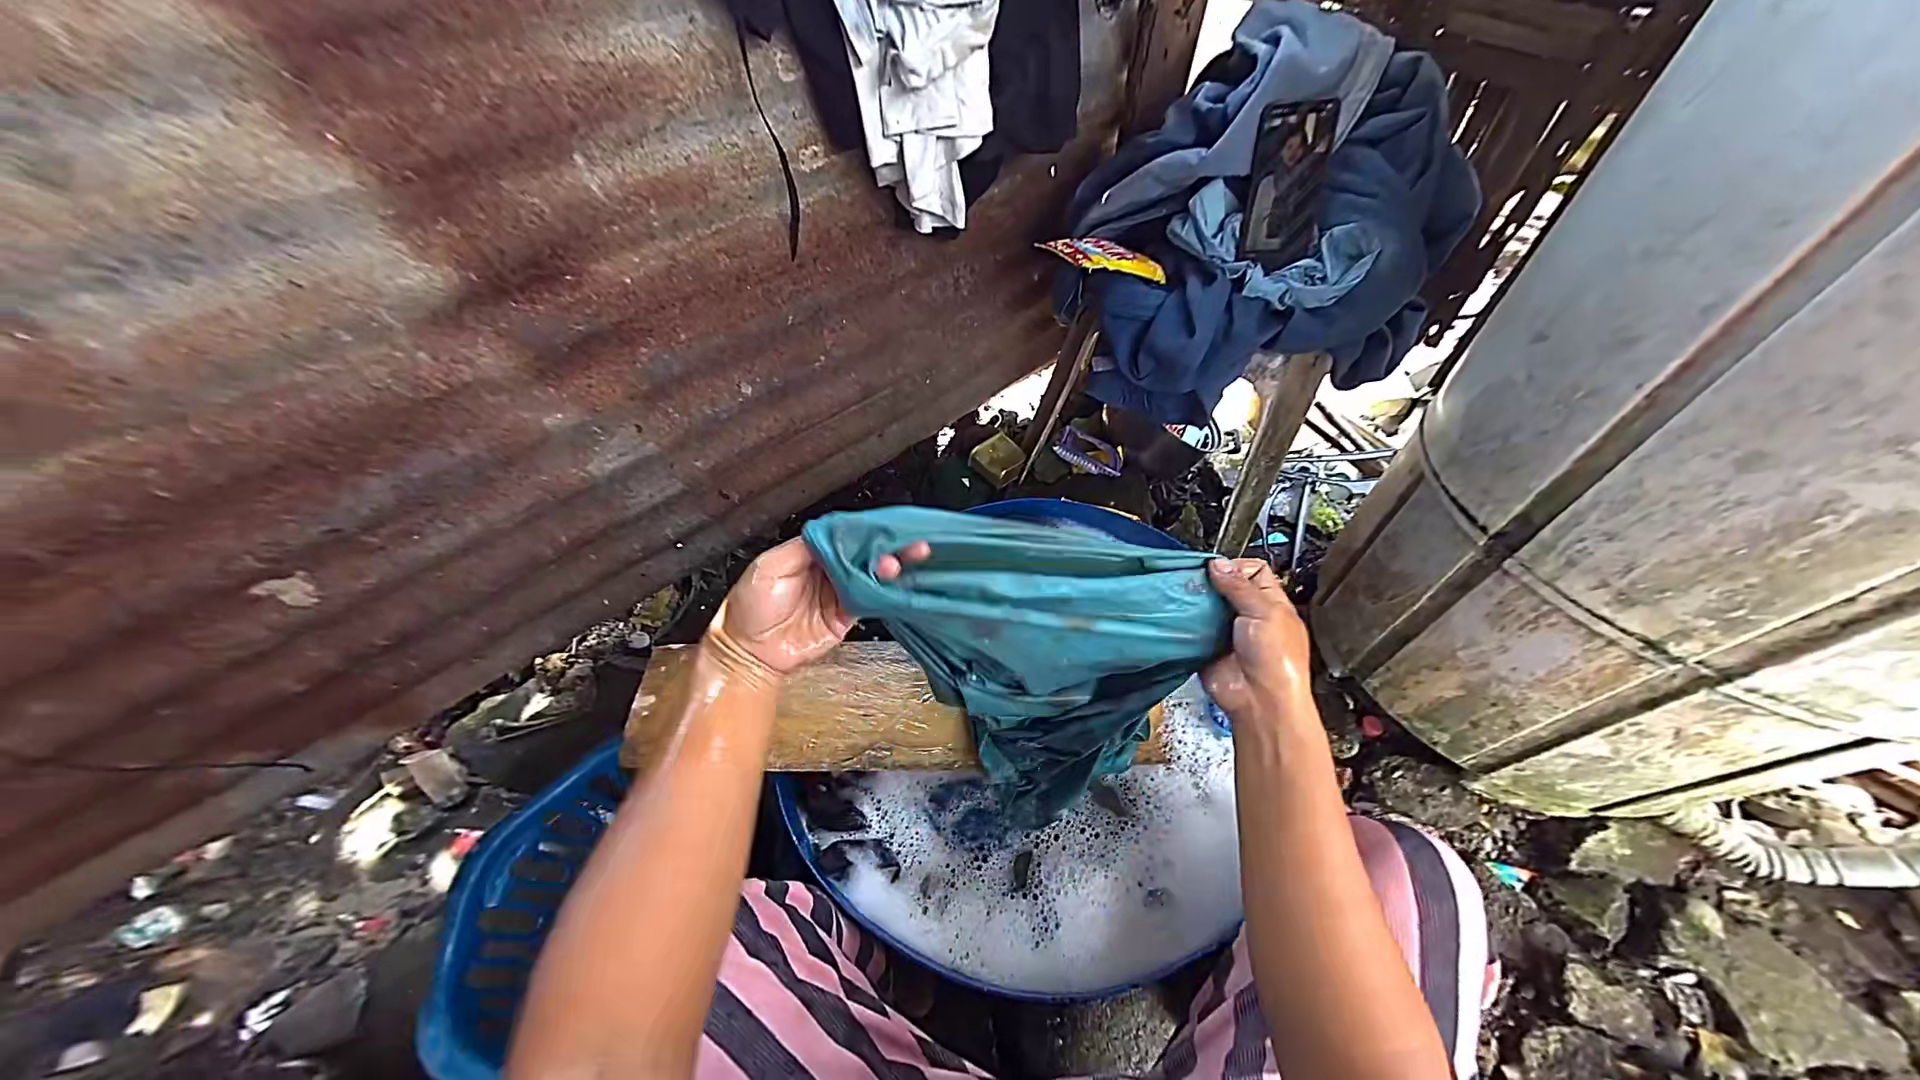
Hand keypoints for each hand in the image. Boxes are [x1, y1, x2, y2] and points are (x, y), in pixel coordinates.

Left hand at [709, 537, 930, 676]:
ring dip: (890, 569)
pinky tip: (897, 586)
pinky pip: (871, 601)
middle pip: (865, 554)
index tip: (884, 528)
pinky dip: (885, 593)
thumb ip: (804, 548)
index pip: (846, 536)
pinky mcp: (846, 615)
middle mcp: (830, 569)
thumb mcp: (770, 566)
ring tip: (899, 565)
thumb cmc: (750, 608)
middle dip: (888, 548)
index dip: (867, 532)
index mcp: (813, 552)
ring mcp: (840, 592)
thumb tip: (834, 532)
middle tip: (908, 544)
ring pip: (873, 575)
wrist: (750, 652)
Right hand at [1201, 559, 1313, 729]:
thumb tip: (1218, 564)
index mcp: (1270, 604)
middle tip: (1195, 580)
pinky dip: (1184, 621)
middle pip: (1224, 586)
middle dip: (1209, 583)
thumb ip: (1239, 586)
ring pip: (1205, 605)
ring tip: (1184, 596)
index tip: (1217, 569)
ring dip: (1195, 601)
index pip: (1252, 571)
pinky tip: (1178, 615)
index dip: (1235, 567)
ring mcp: (1225, 631)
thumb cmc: (1277, 660)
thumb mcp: (1264, 612)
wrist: (1259, 701)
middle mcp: (1247, 615)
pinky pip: (1191, 627)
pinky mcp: (1206, 646)